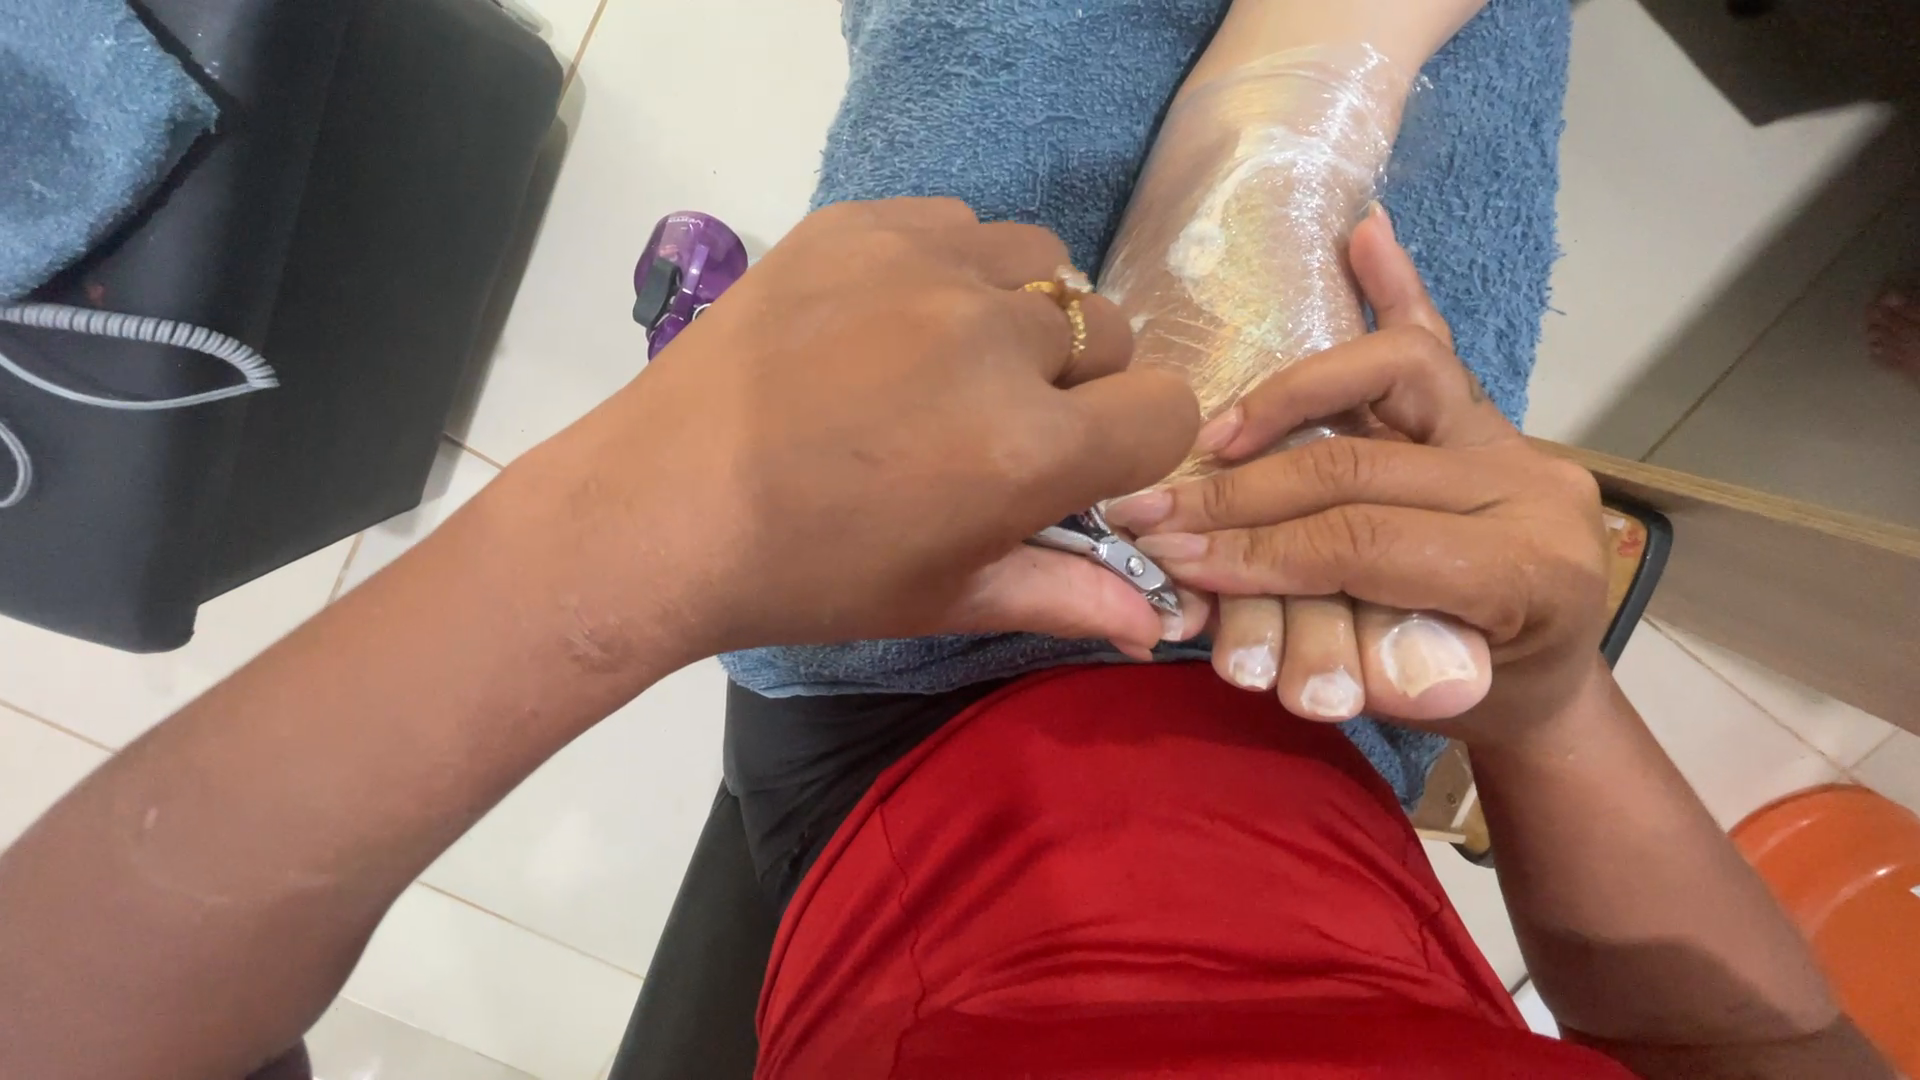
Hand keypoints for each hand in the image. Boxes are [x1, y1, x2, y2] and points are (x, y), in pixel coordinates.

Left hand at [501, 198, 1199, 666]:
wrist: (663, 509)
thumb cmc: (814, 574)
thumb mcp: (947, 597)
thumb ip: (1067, 596)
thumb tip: (1161, 624)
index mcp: (1029, 448)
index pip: (1167, 411)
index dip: (1131, 444)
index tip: (1078, 461)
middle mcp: (997, 340)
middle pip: (1108, 334)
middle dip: (1073, 383)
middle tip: (988, 422)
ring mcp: (927, 266)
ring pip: (1044, 267)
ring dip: (1020, 317)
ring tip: (944, 362)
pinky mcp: (863, 224)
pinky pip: (963, 226)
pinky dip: (952, 270)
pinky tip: (890, 321)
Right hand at [1107, 214, 1611, 744]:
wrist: (1543, 686)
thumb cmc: (1471, 701)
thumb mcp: (1400, 702)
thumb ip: (1313, 652)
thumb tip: (1198, 608)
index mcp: (1525, 572)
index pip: (1364, 542)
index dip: (1259, 549)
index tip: (1176, 555)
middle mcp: (1532, 486)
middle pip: (1359, 463)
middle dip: (1243, 491)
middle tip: (1161, 507)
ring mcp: (1514, 440)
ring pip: (1398, 372)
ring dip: (1288, 395)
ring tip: (1215, 433)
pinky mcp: (1490, 423)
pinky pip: (1437, 349)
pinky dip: (1397, 288)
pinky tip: (1363, 238)